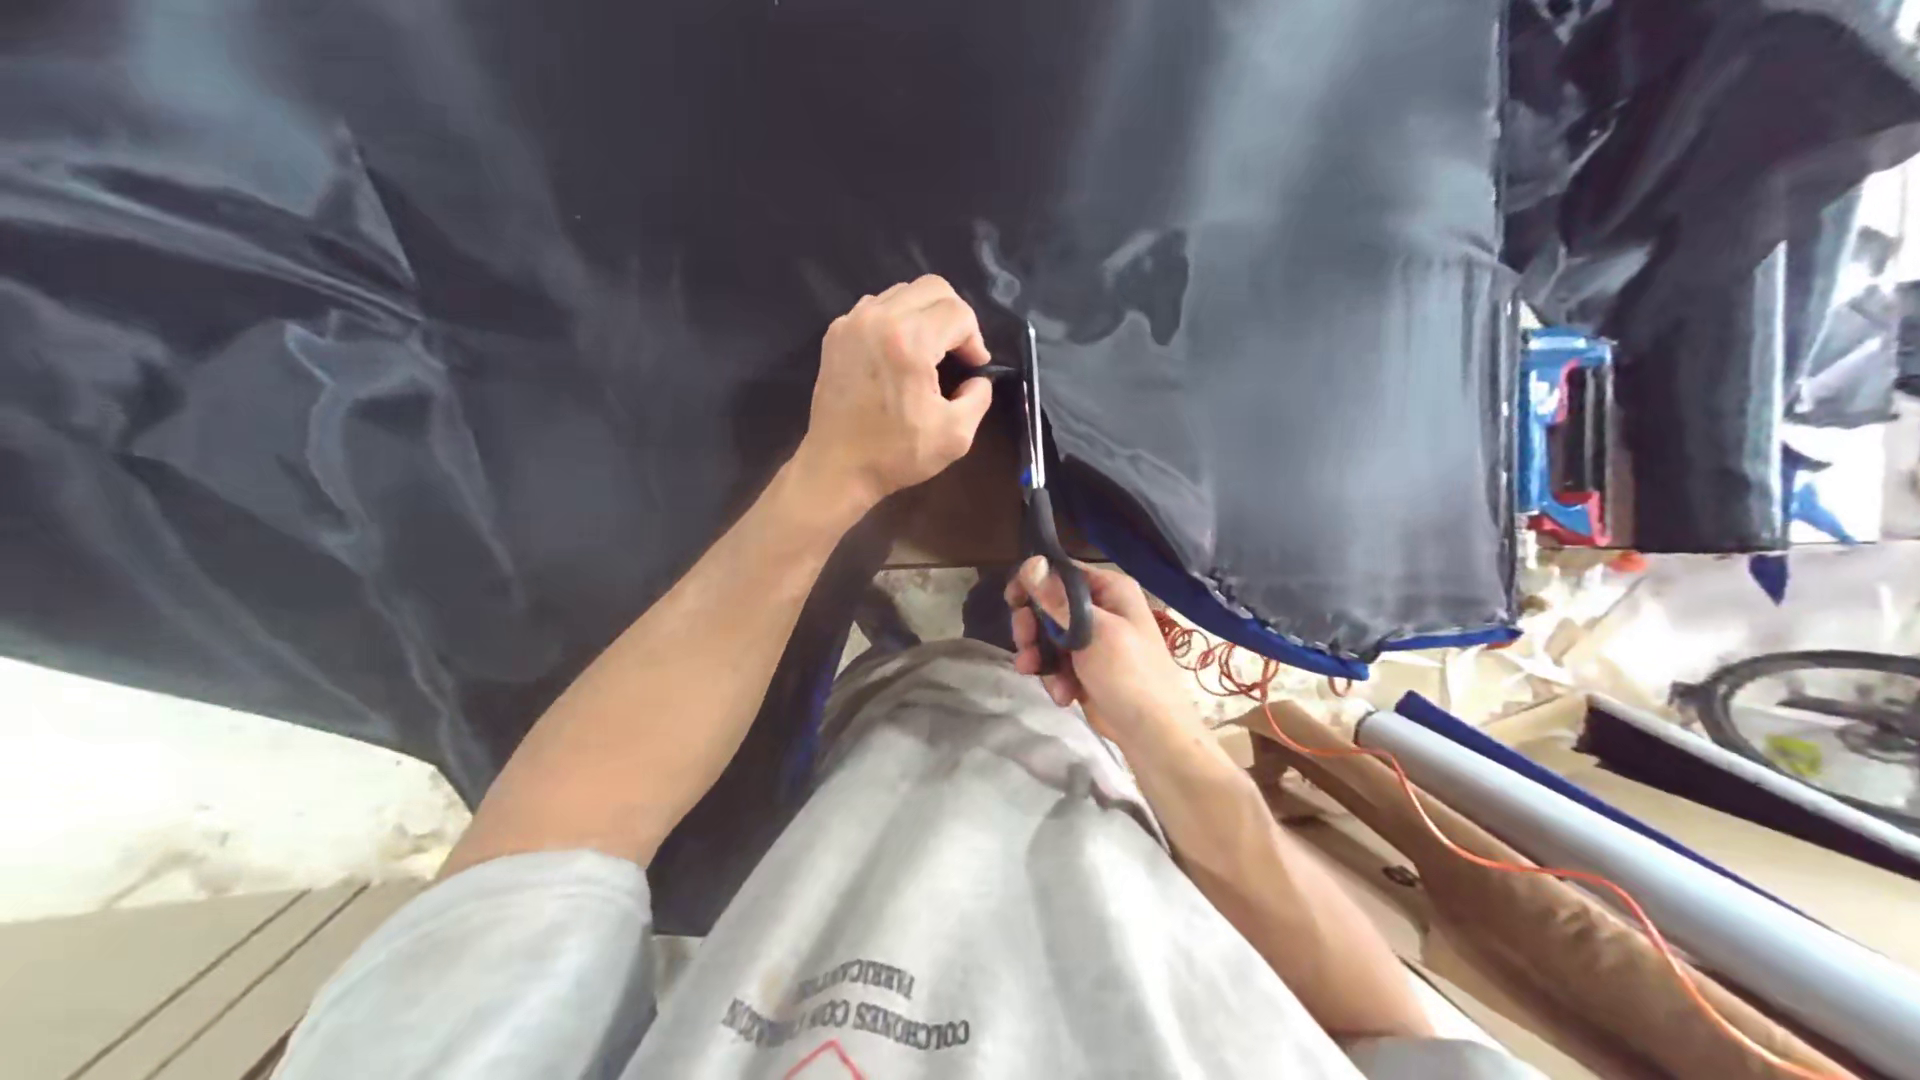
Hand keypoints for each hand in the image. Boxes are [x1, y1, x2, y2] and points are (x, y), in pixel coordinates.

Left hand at [792, 275, 993, 514]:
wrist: (837, 468)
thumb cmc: (896, 454)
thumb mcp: (956, 435)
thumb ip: (978, 397)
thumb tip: (976, 379)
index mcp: (909, 341)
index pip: (958, 313)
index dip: (975, 339)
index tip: (974, 368)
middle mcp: (878, 319)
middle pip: (932, 288)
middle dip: (955, 316)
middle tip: (957, 352)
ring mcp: (852, 323)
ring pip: (903, 293)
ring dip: (925, 315)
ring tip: (929, 351)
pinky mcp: (835, 334)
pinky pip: (876, 307)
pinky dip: (896, 320)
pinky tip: (899, 354)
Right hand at [1006, 556, 1198, 744]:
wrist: (1151, 733)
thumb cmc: (1128, 675)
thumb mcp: (1092, 632)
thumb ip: (1058, 600)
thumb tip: (1032, 562)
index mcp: (1110, 590)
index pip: (1061, 572)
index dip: (1033, 583)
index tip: (1012, 601)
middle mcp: (1101, 608)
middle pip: (1048, 605)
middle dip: (1032, 628)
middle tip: (1025, 645)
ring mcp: (1093, 639)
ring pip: (1047, 636)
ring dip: (1040, 657)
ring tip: (1038, 674)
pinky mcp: (1085, 666)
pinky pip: (1056, 661)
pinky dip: (1054, 677)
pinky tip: (1063, 694)